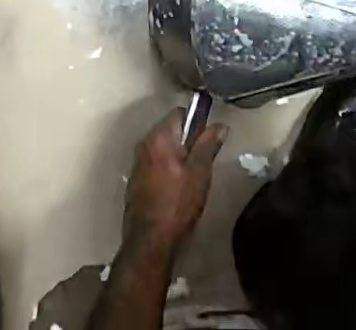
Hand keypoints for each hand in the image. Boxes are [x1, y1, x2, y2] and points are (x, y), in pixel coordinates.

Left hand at [122, 109, 225, 252]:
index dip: (197, 122)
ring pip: (163, 149)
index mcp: (158, 136)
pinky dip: (167, 170)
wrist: (150, 242)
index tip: (208, 140)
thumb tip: (220, 125)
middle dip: (188, 142)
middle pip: (170, 130)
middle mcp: (144, 143)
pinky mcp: (136, 180)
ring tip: (192, 180)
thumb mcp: (199, 173)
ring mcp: (137, 162)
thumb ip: (208, 145)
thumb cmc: (178, 204)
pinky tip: (176, 191)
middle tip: (203, 164)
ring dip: (178, 157)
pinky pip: (155, 164)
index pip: (179, 113)